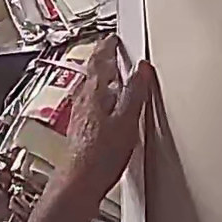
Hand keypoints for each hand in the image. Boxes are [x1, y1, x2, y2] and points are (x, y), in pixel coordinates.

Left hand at [31, 36, 152, 221]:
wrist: (79, 183)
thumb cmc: (100, 156)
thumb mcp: (127, 121)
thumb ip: (135, 92)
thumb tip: (142, 69)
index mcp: (95, 90)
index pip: (101, 58)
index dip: (109, 45)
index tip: (115, 38)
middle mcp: (83, 97)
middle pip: (93, 68)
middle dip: (103, 56)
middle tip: (112, 48)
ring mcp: (80, 111)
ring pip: (91, 83)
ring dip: (102, 73)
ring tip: (112, 71)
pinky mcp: (81, 126)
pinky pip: (91, 99)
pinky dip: (100, 92)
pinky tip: (107, 103)